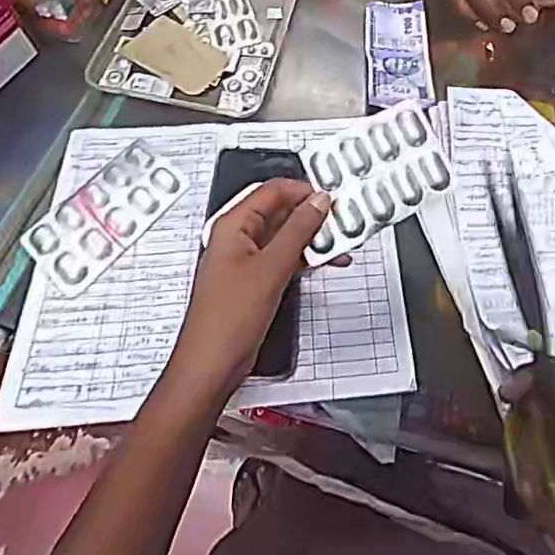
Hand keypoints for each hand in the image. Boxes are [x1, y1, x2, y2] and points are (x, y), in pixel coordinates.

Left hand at [167, 180, 331, 402]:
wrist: (212, 365)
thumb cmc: (223, 321)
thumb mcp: (270, 268)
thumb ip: (297, 231)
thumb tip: (316, 202)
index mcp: (232, 225)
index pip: (272, 191)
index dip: (303, 189)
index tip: (332, 196)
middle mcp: (238, 238)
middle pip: (281, 212)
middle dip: (312, 215)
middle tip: (342, 220)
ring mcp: (247, 260)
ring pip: (286, 236)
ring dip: (313, 239)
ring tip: (340, 243)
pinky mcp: (257, 280)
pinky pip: (285, 258)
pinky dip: (305, 258)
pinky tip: (325, 262)